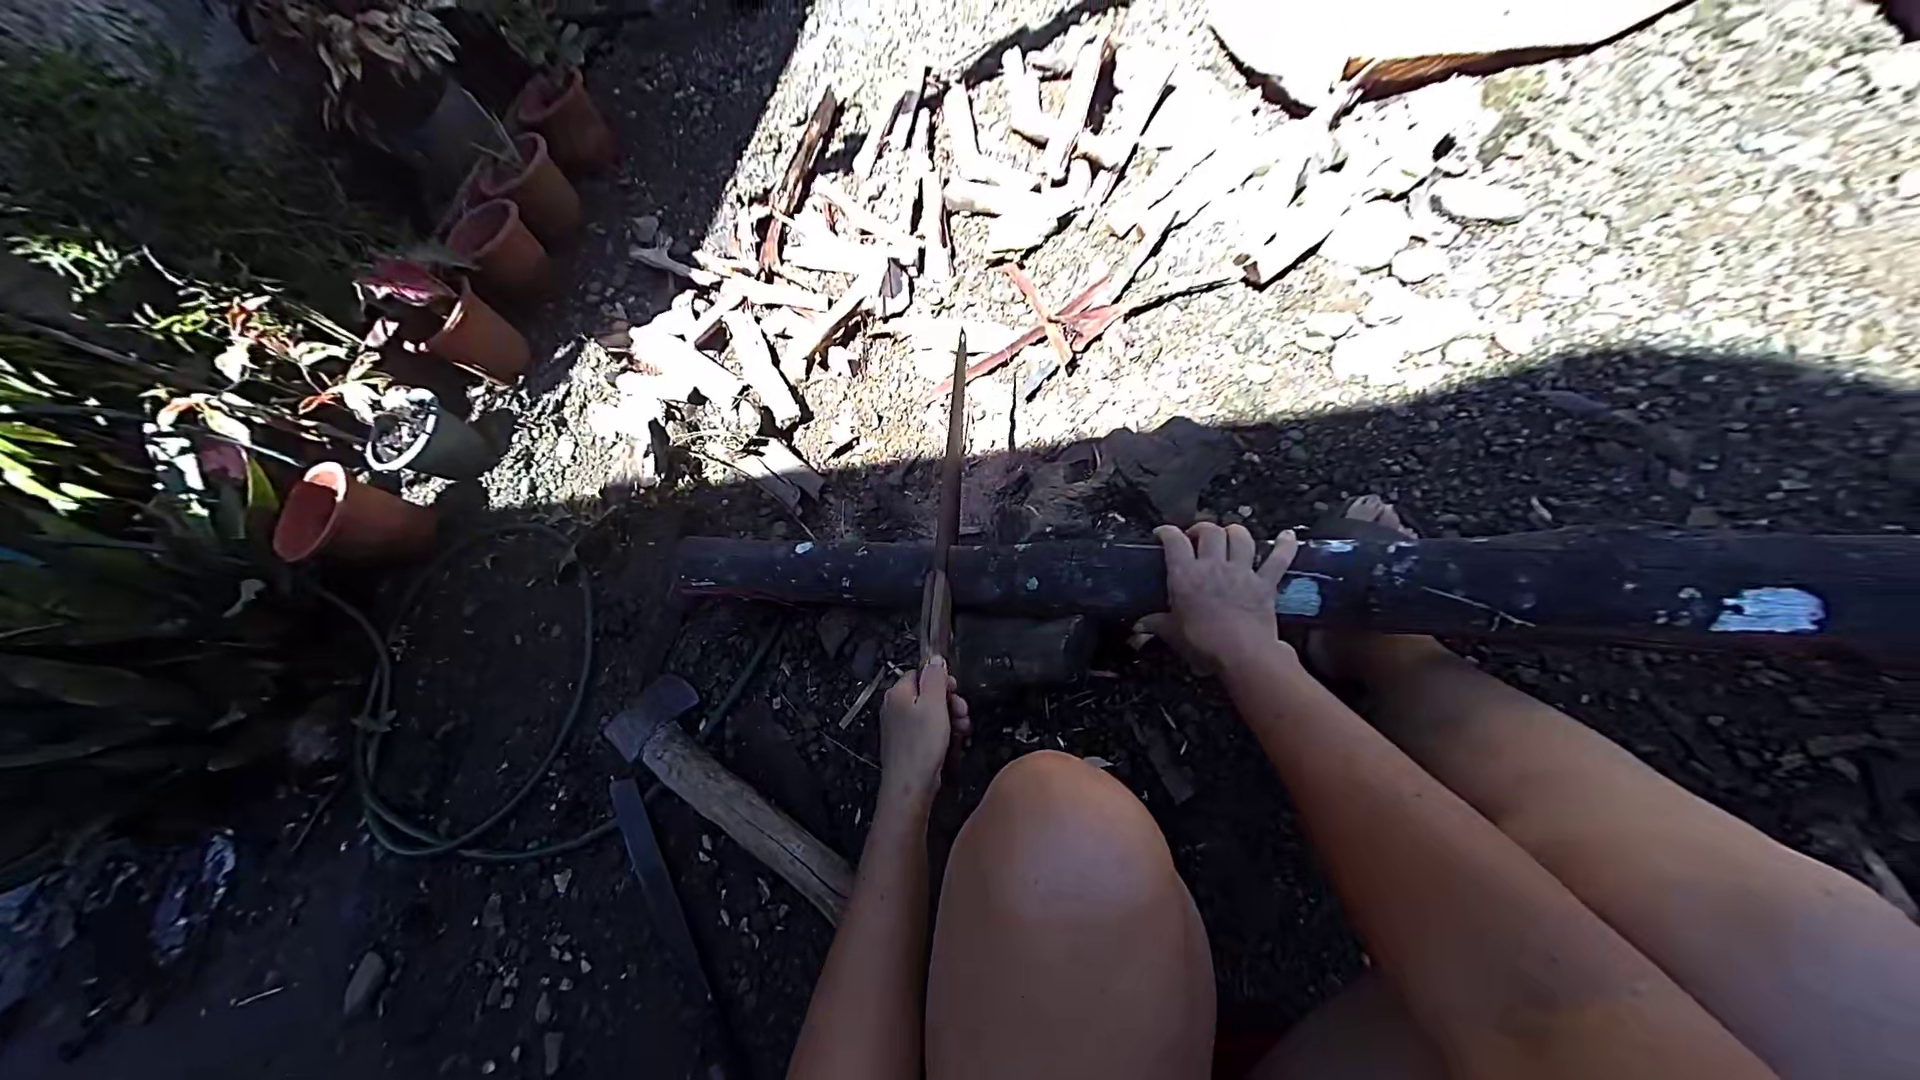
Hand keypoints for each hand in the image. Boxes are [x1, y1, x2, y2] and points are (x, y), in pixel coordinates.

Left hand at [877, 656, 970, 807]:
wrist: (910, 786)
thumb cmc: (920, 747)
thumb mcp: (934, 704)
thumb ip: (935, 678)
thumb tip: (935, 659)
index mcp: (898, 693)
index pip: (922, 673)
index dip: (942, 681)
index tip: (954, 691)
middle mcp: (895, 707)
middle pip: (928, 693)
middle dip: (950, 701)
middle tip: (960, 712)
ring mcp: (900, 726)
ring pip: (931, 712)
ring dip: (950, 718)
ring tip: (960, 729)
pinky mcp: (908, 743)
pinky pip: (928, 729)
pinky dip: (942, 733)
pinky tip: (953, 741)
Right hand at [1131, 522, 1299, 673]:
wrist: (1242, 654)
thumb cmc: (1202, 642)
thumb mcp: (1172, 633)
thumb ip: (1155, 624)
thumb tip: (1138, 626)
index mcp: (1185, 574)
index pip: (1174, 541)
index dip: (1166, 532)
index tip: (1162, 534)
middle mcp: (1213, 565)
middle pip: (1210, 531)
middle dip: (1201, 529)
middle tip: (1196, 537)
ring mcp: (1242, 572)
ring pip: (1241, 537)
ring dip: (1234, 532)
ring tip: (1229, 535)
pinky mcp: (1265, 583)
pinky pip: (1279, 559)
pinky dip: (1285, 546)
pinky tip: (1287, 535)